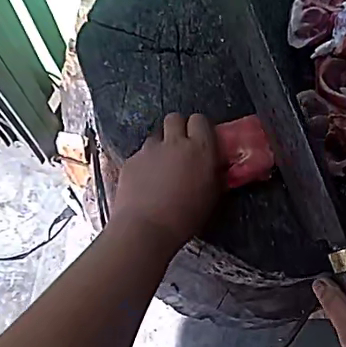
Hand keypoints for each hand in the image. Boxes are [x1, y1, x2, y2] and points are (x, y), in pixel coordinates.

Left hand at [107, 112, 219, 252]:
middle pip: (175, 118)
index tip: (201, 142)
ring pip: (156, 137)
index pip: (200, 120)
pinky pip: (141, 154)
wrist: (145, 228)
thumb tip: (214, 166)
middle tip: (181, 148)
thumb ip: (214, 174)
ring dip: (161, 147)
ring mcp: (149, 150)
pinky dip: (145, 163)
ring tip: (162, 169)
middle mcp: (174, 142)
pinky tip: (145, 183)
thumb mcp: (211, 196)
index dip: (199, 129)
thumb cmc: (186, 217)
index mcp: (200, 149)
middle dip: (178, 129)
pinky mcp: (130, 160)